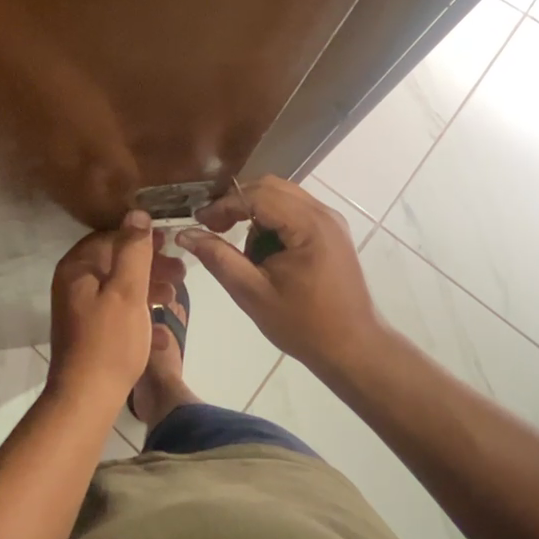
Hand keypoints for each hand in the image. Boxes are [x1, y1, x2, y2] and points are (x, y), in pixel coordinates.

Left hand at [47, 209, 163, 409]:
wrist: (86, 399)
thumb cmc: (110, 340)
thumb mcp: (128, 290)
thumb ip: (134, 250)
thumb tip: (137, 213)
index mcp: (77, 268)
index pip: (110, 238)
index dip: (141, 238)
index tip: (170, 243)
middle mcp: (73, 284)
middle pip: (116, 264)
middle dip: (150, 266)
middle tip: (181, 272)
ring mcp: (79, 310)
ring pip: (119, 290)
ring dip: (149, 291)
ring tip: (174, 300)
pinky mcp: (88, 333)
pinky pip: (117, 315)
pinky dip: (140, 318)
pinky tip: (163, 335)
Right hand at [176, 175, 384, 373]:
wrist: (354, 351)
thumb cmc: (304, 325)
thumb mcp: (252, 293)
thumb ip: (218, 258)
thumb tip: (185, 234)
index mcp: (308, 225)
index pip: (257, 195)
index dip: (224, 204)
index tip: (200, 223)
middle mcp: (323, 213)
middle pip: (270, 188)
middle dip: (238, 204)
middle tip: (213, 228)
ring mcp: (331, 221)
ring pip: (281, 196)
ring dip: (255, 213)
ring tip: (241, 248)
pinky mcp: (331, 232)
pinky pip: (294, 210)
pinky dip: (272, 221)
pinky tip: (264, 252)